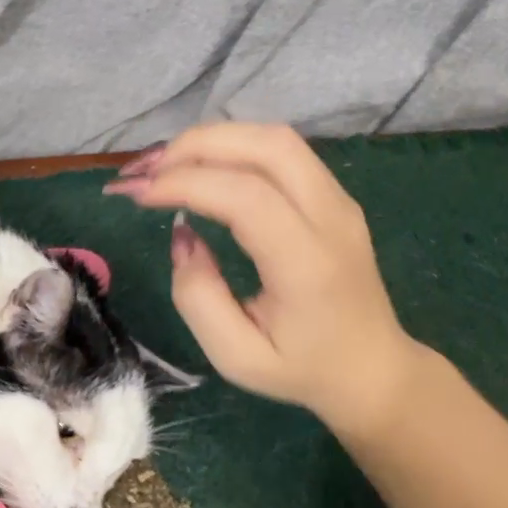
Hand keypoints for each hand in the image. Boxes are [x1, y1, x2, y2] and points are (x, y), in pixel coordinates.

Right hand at [104, 123, 429, 437]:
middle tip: (142, 172)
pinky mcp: (333, 195)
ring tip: (162, 167)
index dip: (185, 183)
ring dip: (212, 141)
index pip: (246, 195)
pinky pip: (281, 152)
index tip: (136, 195)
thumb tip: (182, 235)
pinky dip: (232, 148)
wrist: (371, 368)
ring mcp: (339, 201)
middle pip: (266, 146)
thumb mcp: (235, 357)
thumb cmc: (300, 368)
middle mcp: (331, 218)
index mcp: (307, 264)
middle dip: (193, 147)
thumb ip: (198, 297)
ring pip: (275, 139)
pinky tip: (198, 169)